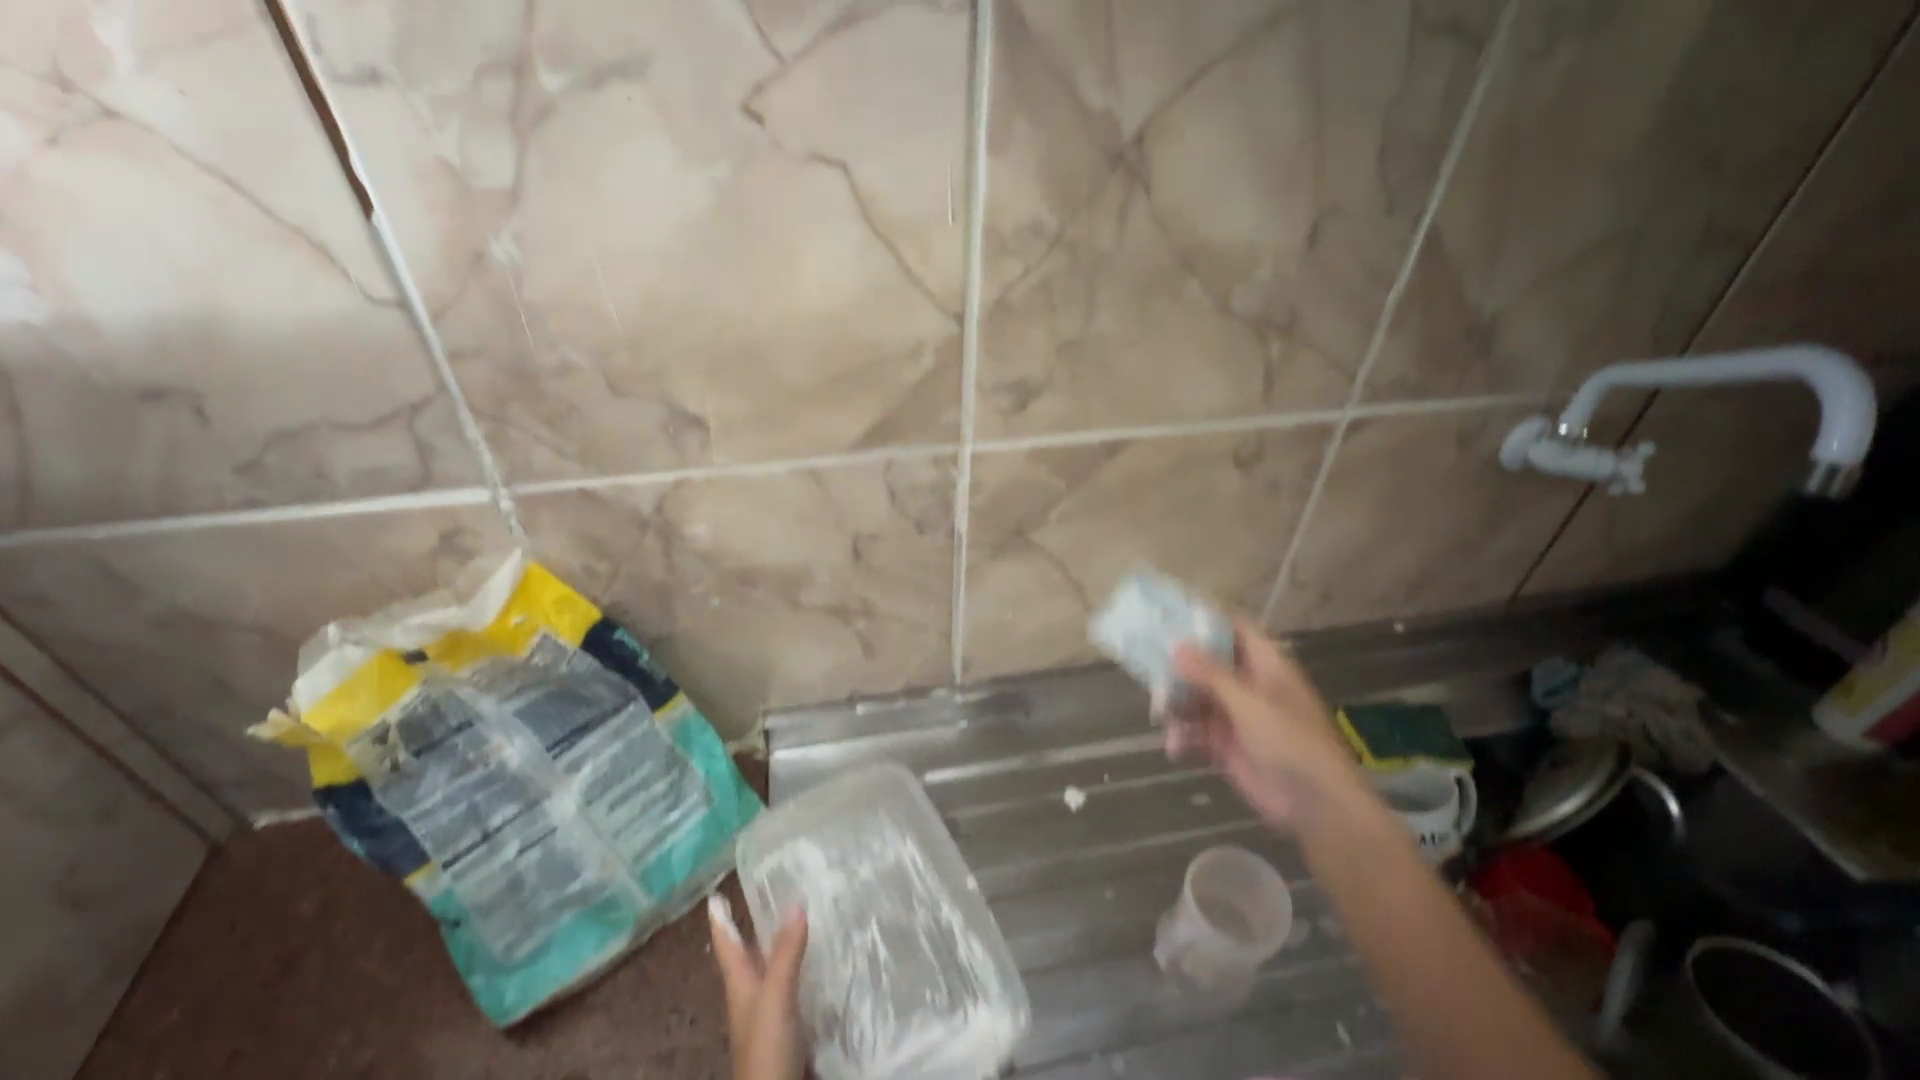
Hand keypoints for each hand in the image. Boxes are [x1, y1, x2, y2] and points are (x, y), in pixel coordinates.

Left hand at [709, 894, 808, 1079]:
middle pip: (745, 955)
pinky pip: (787, 988)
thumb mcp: (776, 996)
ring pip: (766, 970)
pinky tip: (810, 966)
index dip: (720, 920)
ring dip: (774, 947)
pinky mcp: (784, 1027)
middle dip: (748, 929)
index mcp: (739, 983)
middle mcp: (749, 994)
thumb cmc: (766, 1046)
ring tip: (789, 923)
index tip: (714, 895)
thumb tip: (795, 903)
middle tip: (757, 899)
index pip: (726, 944)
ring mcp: (765, 1013)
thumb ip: (786, 954)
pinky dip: (794, 970)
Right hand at [1167, 614, 1367, 826]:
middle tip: (1151, 673)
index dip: (1206, 622)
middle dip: (1180, 669)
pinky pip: (1197, 733)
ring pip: (1198, 699)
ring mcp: (1238, 717)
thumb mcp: (1249, 702)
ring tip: (1161, 716)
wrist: (1314, 802)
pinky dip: (1184, 737)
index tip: (1170, 618)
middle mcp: (1250, 685)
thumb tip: (1177, 646)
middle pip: (1208, 665)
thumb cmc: (1290, 741)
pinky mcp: (1227, 746)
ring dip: (1178, 706)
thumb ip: (1211, 674)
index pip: (1235, 629)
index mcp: (1266, 665)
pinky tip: (1176, 748)